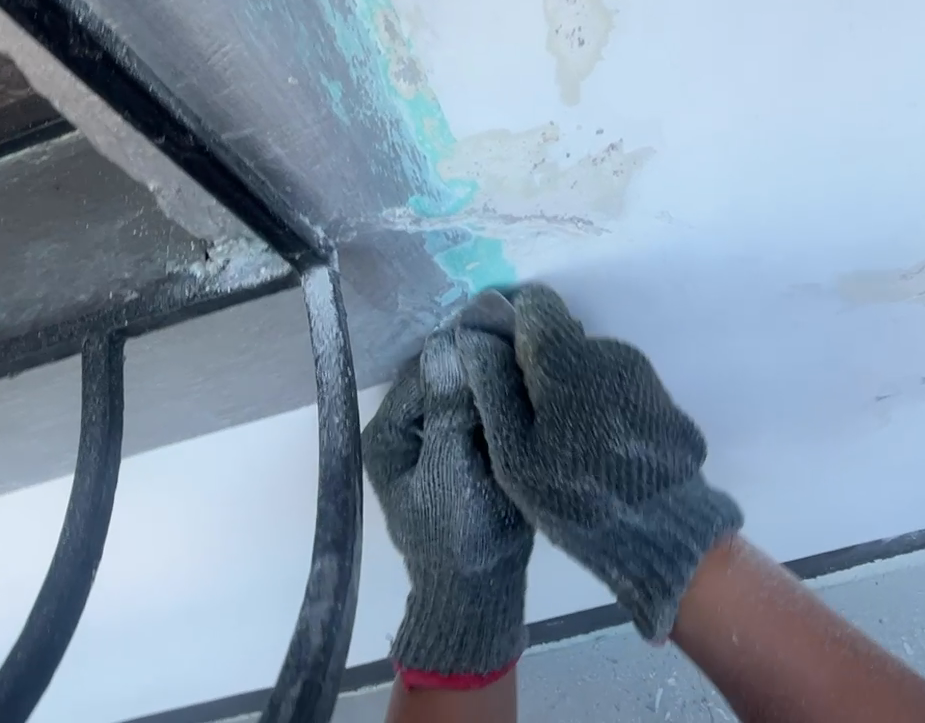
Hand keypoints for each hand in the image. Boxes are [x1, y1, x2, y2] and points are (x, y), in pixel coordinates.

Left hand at [364, 328, 534, 683]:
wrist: (480, 597)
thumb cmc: (456, 537)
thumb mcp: (449, 470)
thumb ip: (449, 407)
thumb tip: (451, 340)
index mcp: (390, 431)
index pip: (427, 368)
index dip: (464, 347)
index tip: (506, 328)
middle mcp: (408, 428)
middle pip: (447, 374)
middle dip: (483, 356)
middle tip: (526, 334)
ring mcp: (439, 438)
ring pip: (467, 388)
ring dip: (497, 372)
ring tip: (534, 353)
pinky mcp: (466, 448)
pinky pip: (483, 408)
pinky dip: (505, 394)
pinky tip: (534, 382)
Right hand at [460, 285, 741, 640]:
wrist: (662, 530)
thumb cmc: (575, 493)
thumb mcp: (515, 450)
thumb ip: (492, 383)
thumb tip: (474, 329)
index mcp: (566, 356)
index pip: (534, 302)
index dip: (509, 322)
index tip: (496, 358)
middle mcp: (605, 349)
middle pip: (558, 335)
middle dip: (536, 362)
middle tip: (525, 416)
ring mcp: (636, 371)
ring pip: (584, 360)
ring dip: (567, 384)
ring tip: (562, 439)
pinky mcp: (656, 395)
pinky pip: (611, 382)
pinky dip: (594, 401)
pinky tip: (594, 445)